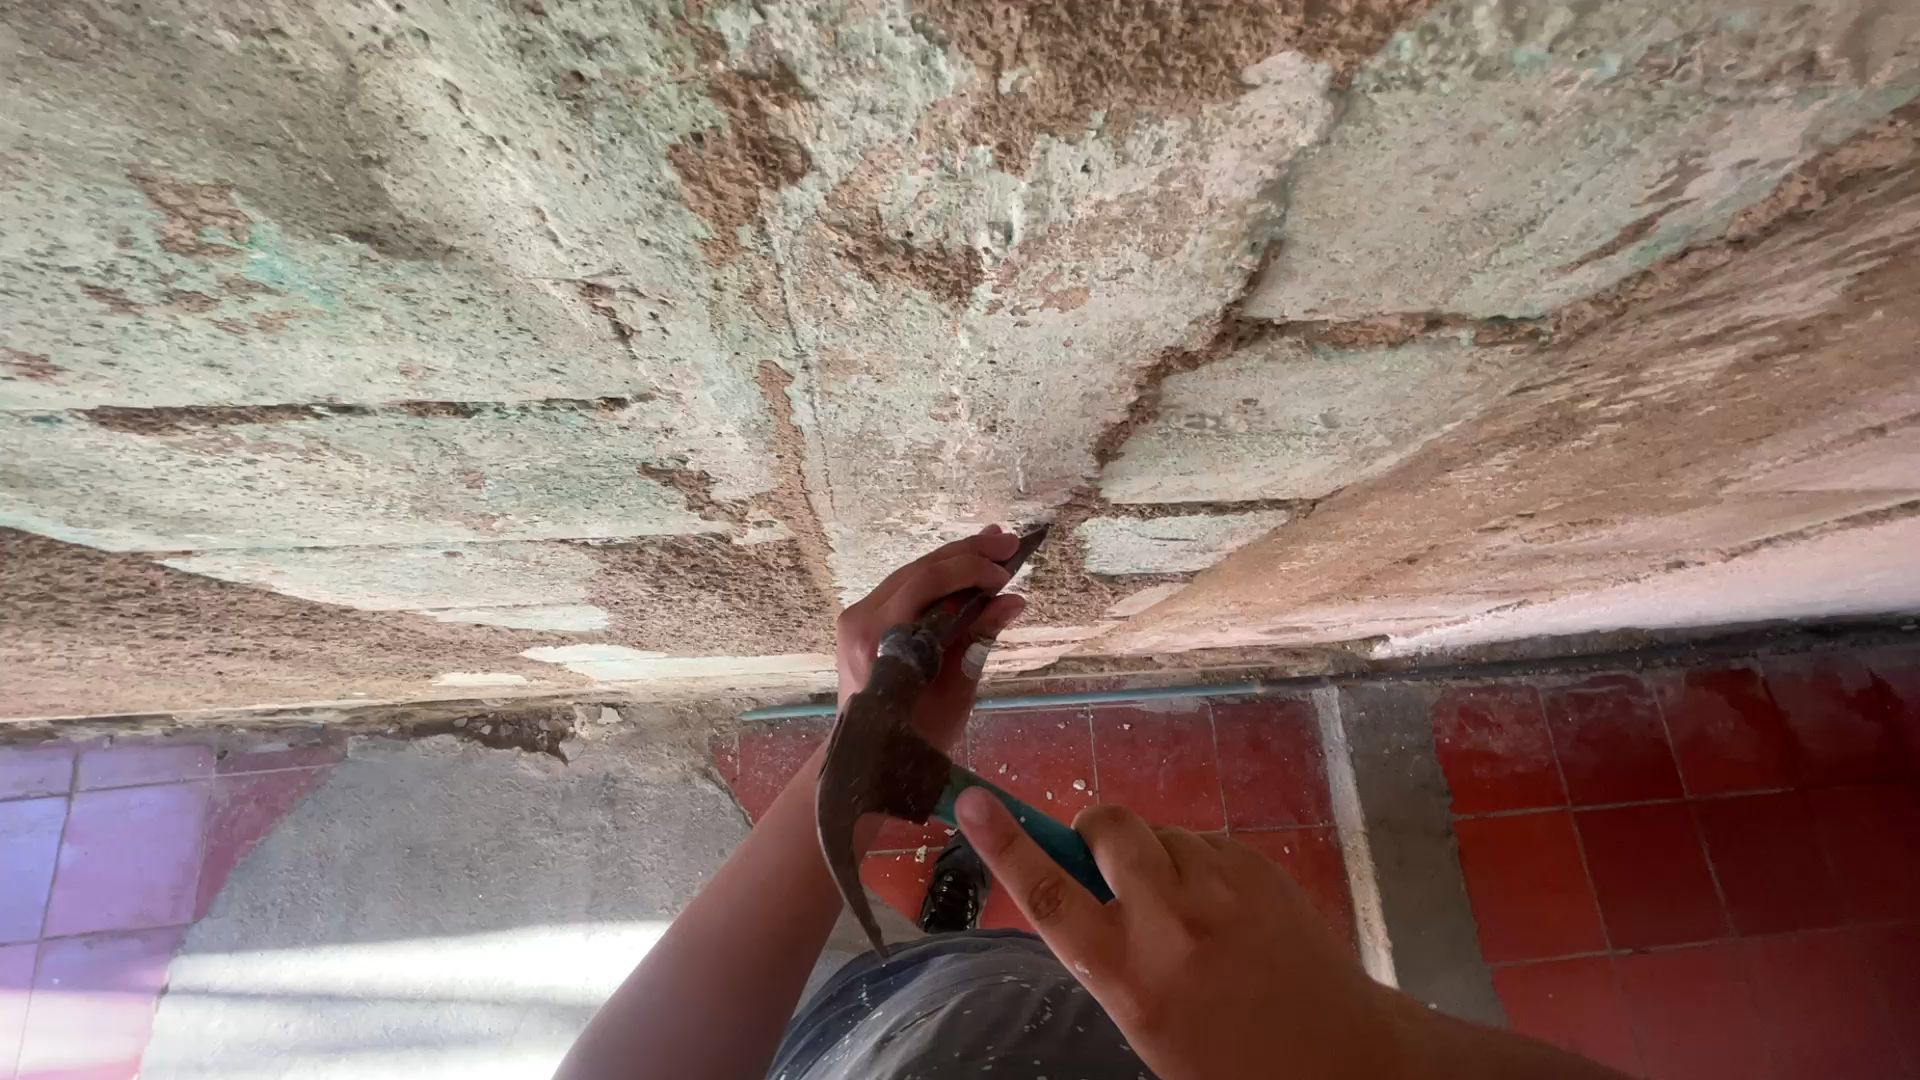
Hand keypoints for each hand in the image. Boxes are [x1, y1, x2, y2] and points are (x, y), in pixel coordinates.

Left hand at [834, 525, 1027, 751]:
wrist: (870, 759)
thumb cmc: (916, 737)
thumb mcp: (956, 691)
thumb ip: (978, 640)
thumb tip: (1012, 600)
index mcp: (879, 638)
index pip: (927, 584)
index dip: (970, 570)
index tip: (1006, 573)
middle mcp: (861, 618)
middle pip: (918, 570)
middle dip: (967, 554)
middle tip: (1008, 542)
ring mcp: (857, 616)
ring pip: (911, 573)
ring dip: (955, 559)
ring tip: (995, 544)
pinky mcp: (862, 618)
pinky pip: (905, 587)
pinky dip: (938, 577)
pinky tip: (966, 565)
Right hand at [954, 791, 1400, 1079]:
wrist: (1347, 1059)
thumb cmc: (1228, 1059)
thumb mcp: (1145, 1021)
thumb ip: (1107, 951)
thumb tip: (1083, 887)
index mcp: (1130, 973)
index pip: (1048, 896)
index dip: (1004, 845)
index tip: (973, 800)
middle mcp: (1168, 918)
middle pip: (1106, 828)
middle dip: (1098, 834)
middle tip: (1112, 865)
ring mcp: (1217, 883)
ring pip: (1156, 833)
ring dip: (1154, 856)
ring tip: (1189, 907)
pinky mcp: (1252, 862)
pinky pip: (1199, 840)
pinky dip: (1196, 863)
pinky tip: (1226, 908)